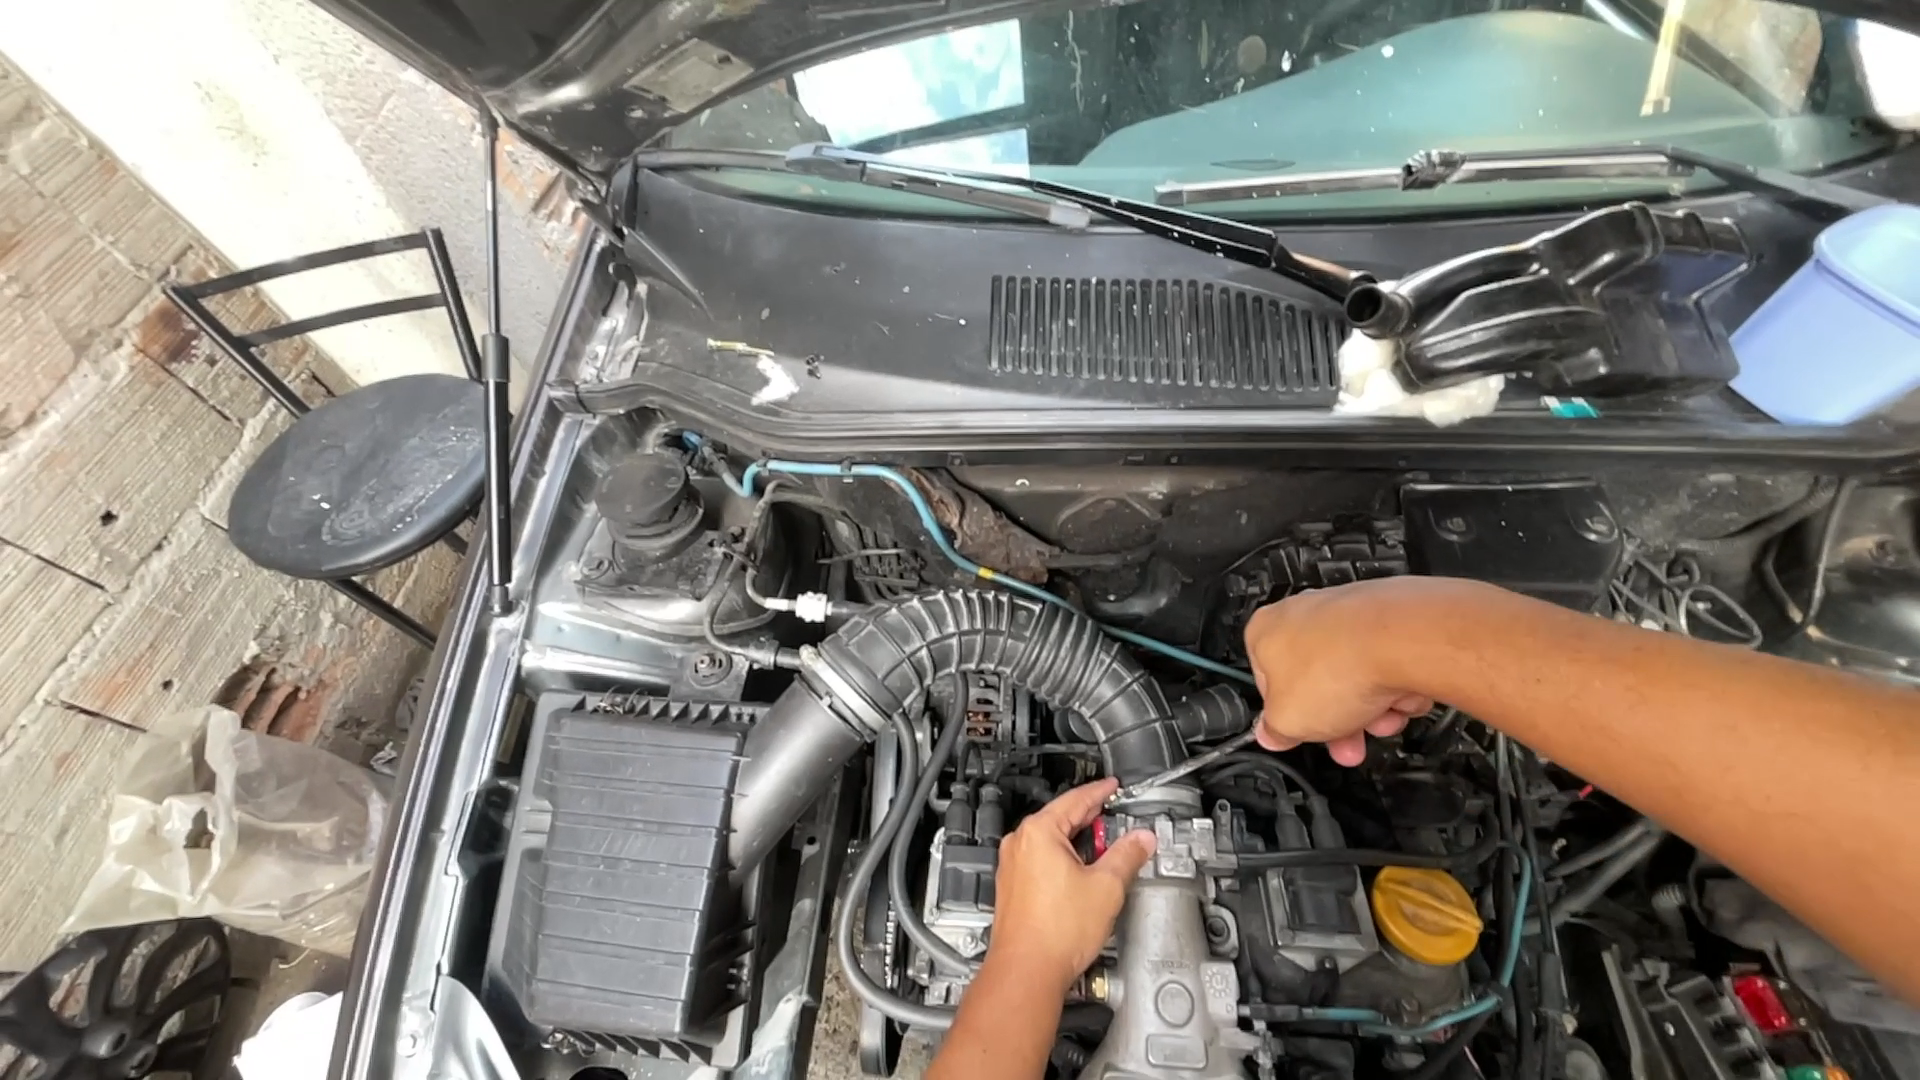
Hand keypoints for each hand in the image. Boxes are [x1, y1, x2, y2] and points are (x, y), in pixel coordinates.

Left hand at [986, 779, 1154, 992]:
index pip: (1076, 799)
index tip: (1112, 786)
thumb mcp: (1106, 887)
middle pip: (1061, 818)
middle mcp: (1020, 843)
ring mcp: (1013, 864)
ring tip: (1103, 850)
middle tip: (1113, 816)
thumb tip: (1141, 839)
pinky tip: (1080, 873)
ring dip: (1078, 841)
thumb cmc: (1055, 933)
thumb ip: (1127, 856)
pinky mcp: (1013, 885)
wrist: (1026, 971)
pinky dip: (1063, 858)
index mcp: (1039, 832)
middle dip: (1090, 818)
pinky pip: (1041, 858)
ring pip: (1050, 840)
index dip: (1100, 791)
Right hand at [1244, 578, 1479, 765]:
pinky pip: (1386, 659)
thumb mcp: (1288, 721)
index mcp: (1264, 631)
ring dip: (1368, 707)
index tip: (1302, 732)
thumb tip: (1274, 733)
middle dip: (1337, 719)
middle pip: (1316, 680)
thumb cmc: (1340, 666)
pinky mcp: (1388, 614)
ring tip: (1381, 720)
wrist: (1405, 642)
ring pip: (1353, 672)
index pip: (1268, 683)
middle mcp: (1302, 613)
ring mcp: (1346, 610)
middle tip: (1349, 744)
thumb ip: (1274, 730)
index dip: (1288, 715)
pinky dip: (1395, 683)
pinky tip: (1401, 696)